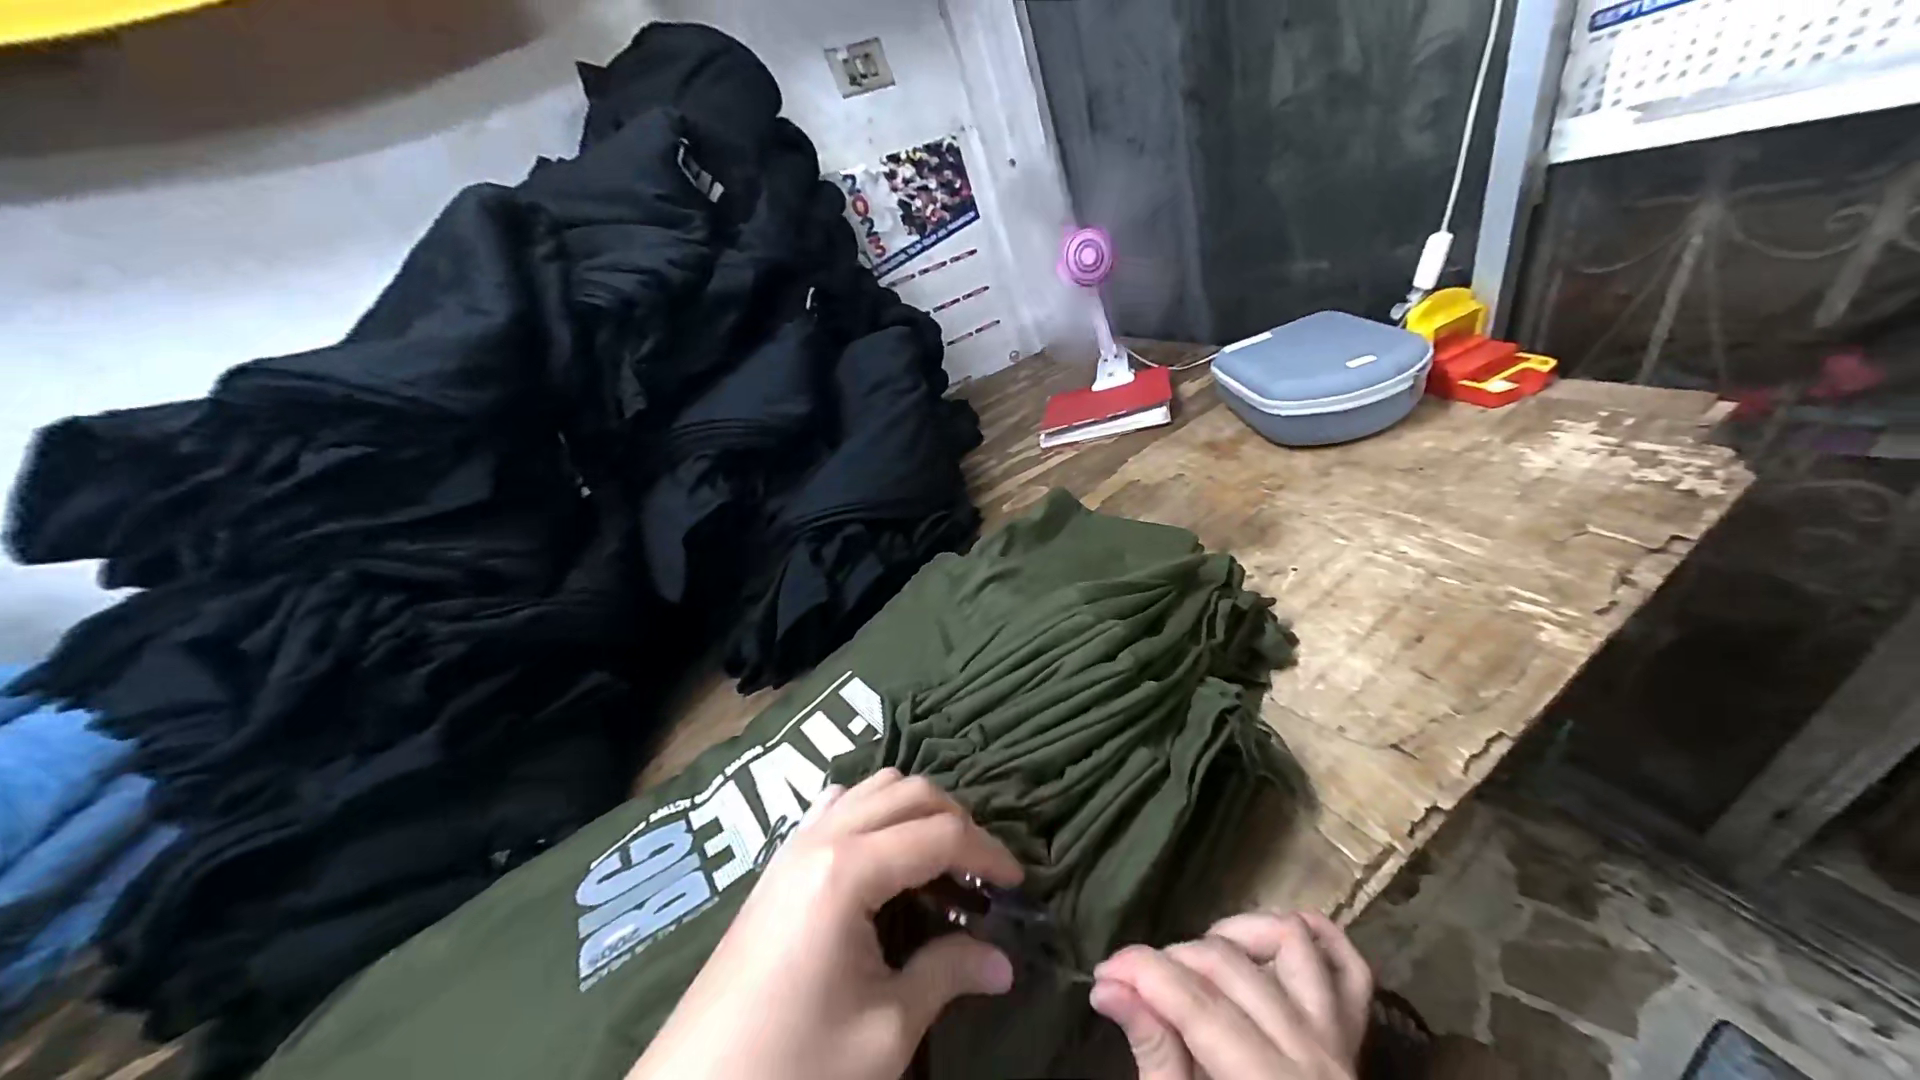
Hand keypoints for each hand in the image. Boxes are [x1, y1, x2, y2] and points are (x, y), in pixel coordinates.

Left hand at [626, 768, 1022, 1079]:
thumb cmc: (795, 1064)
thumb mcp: (884, 1031)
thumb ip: (947, 975)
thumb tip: (1004, 961)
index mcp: (849, 870)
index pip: (940, 834)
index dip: (989, 853)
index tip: (1020, 886)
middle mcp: (822, 836)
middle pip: (910, 793)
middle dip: (957, 821)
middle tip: (984, 873)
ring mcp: (795, 843)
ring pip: (873, 788)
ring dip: (917, 812)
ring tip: (940, 862)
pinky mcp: (779, 861)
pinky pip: (837, 805)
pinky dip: (874, 812)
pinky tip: (884, 855)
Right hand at [1089, 911, 1372, 1079]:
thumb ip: (1154, 1052)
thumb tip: (1108, 988)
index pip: (1197, 1003)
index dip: (1142, 973)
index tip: (1103, 973)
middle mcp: (1317, 1058)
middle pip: (1229, 965)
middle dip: (1169, 960)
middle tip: (1134, 985)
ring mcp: (1342, 1042)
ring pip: (1287, 942)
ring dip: (1233, 936)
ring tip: (1196, 966)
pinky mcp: (1353, 1036)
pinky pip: (1347, 963)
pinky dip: (1308, 935)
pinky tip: (1262, 941)